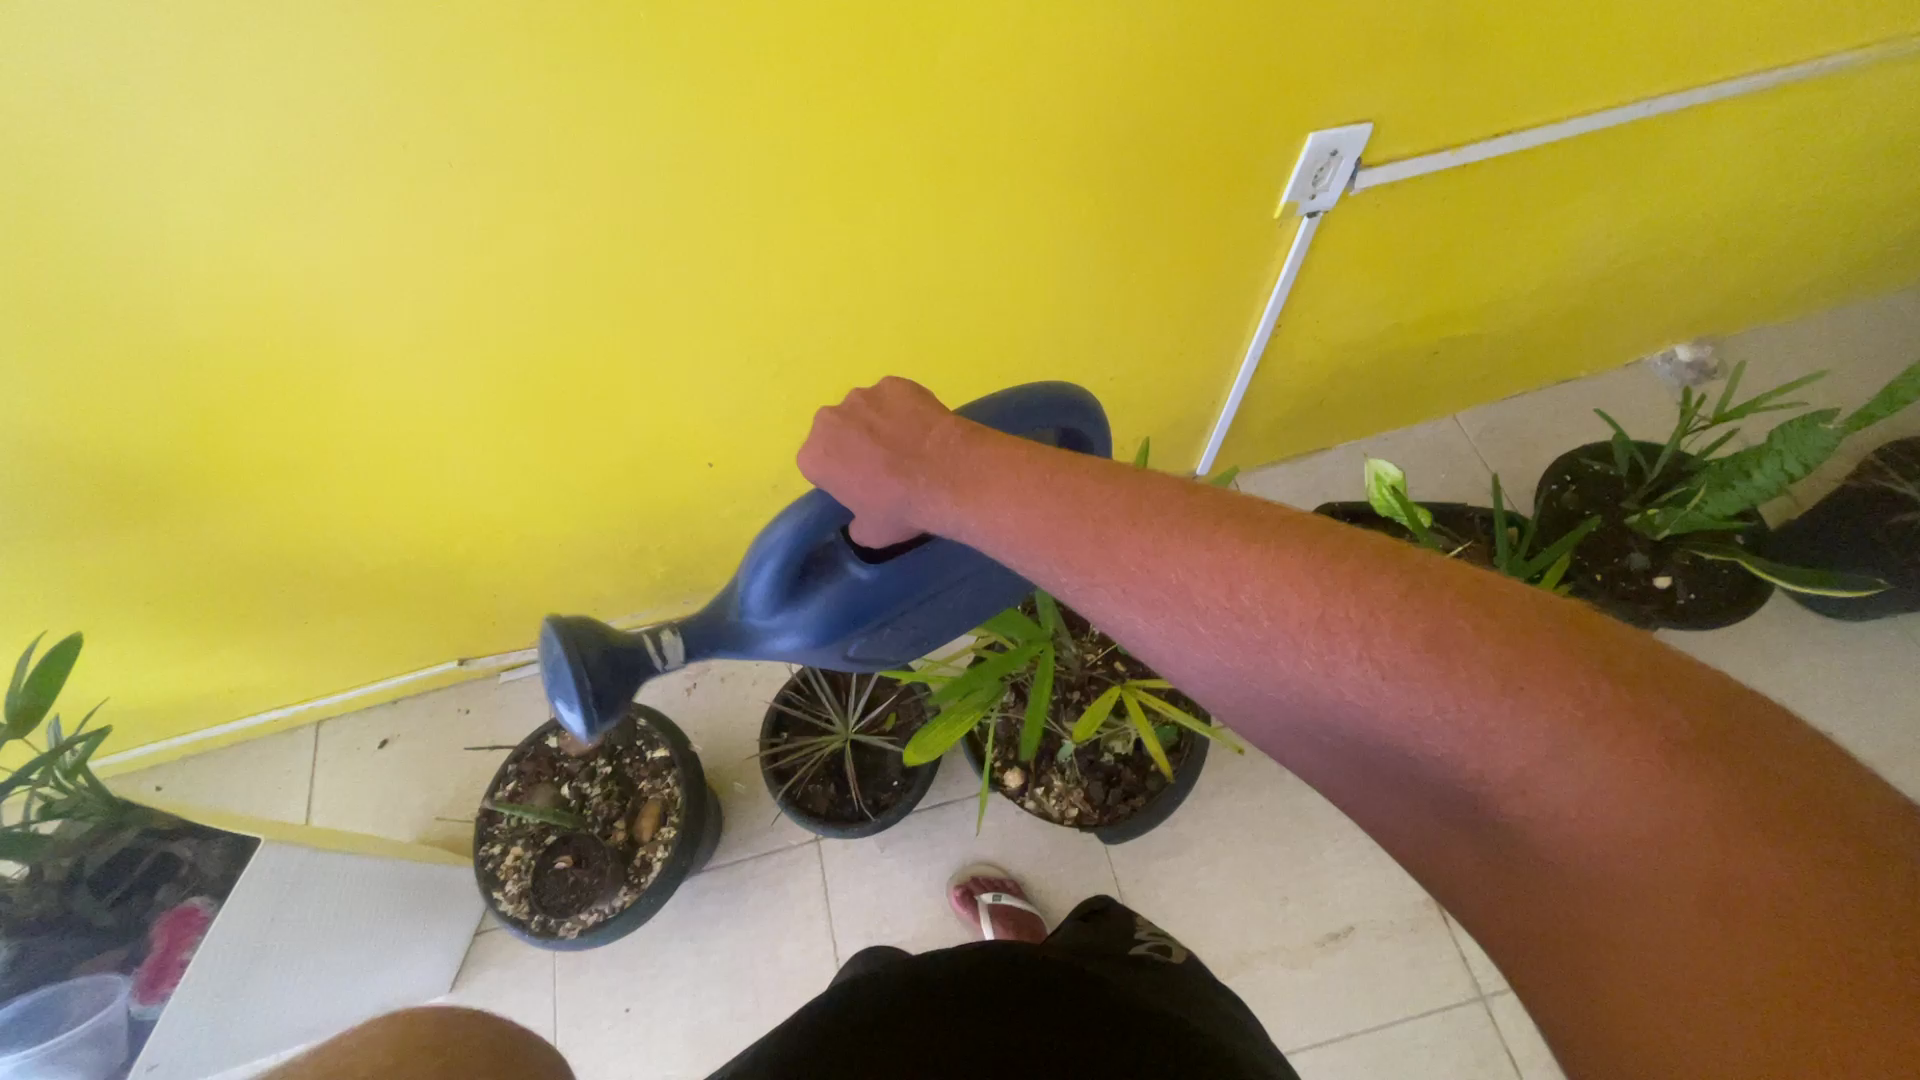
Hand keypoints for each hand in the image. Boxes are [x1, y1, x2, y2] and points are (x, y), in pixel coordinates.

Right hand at [797, 377, 964, 547]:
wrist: (949, 475)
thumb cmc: (902, 508)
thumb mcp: (872, 533)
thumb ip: (857, 524)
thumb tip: (861, 522)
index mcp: (814, 456)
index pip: (818, 464)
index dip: (840, 475)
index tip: (862, 486)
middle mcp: (829, 419)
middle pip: (837, 431)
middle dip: (854, 444)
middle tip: (885, 464)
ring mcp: (863, 396)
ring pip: (866, 410)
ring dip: (879, 423)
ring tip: (909, 444)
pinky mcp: (894, 383)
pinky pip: (895, 397)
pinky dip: (905, 408)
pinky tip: (925, 427)